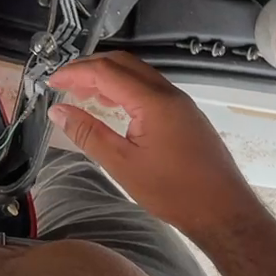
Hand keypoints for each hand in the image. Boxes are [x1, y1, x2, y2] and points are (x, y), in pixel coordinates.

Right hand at [49, 51, 252, 236]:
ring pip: (137, 73)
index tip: (50, 82)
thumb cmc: (172, 191)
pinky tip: (112, 106)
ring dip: (107, 76)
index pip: (105, 71)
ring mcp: (180, 102)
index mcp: (152, 101)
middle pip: (123, 63)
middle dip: (89, 67)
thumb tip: (58, 110)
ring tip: (81, 93)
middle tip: (63, 83)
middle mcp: (168, 92)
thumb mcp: (122, 164)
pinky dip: (124, 88)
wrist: (225, 212)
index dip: (74, 72)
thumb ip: (88, 133)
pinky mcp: (185, 114)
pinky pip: (148, 87)